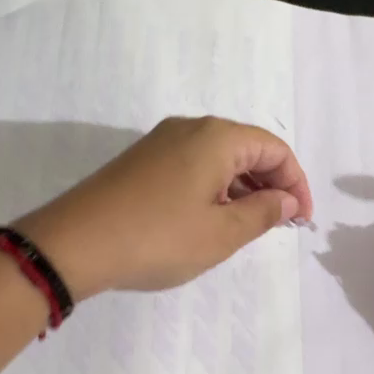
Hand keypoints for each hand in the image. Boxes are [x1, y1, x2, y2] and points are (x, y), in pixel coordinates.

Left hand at [16, 116, 313, 297]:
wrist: (72, 244)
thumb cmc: (158, 237)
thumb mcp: (222, 233)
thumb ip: (263, 213)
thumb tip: (286, 200)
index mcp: (217, 138)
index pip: (275, 149)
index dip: (296, 184)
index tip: (301, 221)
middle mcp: (191, 129)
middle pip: (248, 148)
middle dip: (271, 184)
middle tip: (279, 225)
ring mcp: (162, 143)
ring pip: (220, 158)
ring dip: (243, 188)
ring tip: (249, 227)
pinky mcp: (142, 162)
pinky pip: (195, 166)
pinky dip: (215, 188)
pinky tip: (211, 220)